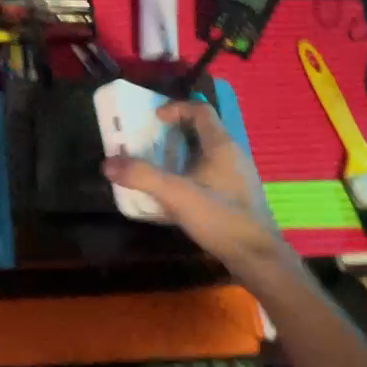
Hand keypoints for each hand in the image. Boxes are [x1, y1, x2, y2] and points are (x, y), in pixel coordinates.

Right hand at [103, 100, 292, 273]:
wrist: (258, 258)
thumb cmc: (220, 217)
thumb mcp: (177, 195)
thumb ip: (142, 176)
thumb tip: (107, 163)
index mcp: (221, 145)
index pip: (201, 111)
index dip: (177, 108)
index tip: (155, 119)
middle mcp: (233, 155)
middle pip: (203, 131)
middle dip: (175, 132)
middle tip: (151, 142)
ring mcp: (238, 176)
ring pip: (207, 154)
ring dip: (183, 154)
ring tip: (160, 167)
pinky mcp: (238, 196)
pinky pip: (211, 173)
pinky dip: (191, 174)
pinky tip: (179, 195)